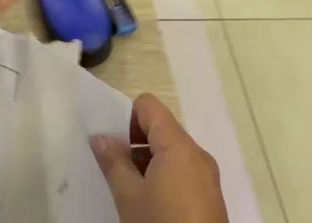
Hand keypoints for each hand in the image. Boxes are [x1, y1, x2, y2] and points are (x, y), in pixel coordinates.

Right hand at [90, 94, 227, 222]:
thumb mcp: (128, 196)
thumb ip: (113, 161)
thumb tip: (100, 136)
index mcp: (179, 145)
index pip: (149, 106)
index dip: (127, 118)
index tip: (115, 147)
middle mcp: (198, 154)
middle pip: (161, 129)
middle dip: (136, 144)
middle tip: (119, 171)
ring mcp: (208, 177)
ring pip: (171, 153)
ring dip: (149, 163)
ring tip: (133, 192)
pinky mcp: (211, 198)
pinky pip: (184, 173)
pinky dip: (165, 178)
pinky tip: (153, 206)